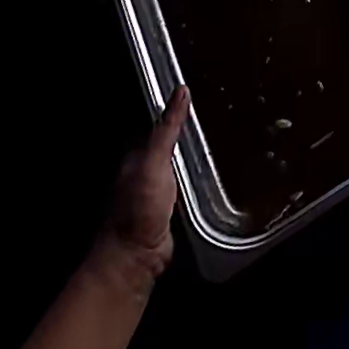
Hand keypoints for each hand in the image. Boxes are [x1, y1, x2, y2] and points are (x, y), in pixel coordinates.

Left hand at [97, 86, 190, 285]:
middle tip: (208, 112)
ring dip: (191, 153)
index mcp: (137, 155)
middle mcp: (145, 169)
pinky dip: (196, 175)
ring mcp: (156, 188)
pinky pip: (185, 182)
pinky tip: (207, 172)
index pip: (158, 123)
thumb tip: (180, 92)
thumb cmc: (138, 210)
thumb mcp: (155, 160)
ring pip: (177, 162)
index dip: (174, 108)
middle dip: (184, 129)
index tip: (191, 92)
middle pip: (167, 142)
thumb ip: (168, 128)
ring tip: (212, 136)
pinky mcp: (169, 205)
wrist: (136, 256)